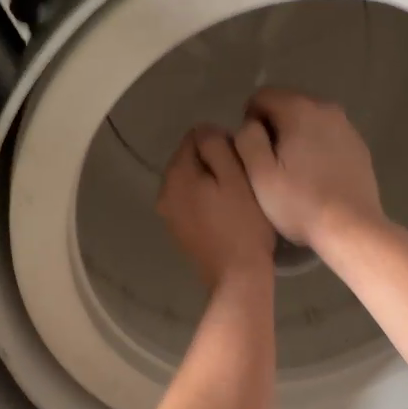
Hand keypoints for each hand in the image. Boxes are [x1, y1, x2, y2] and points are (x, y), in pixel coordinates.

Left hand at [157, 126, 275, 287]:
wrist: (237, 276)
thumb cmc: (243, 223)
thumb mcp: (236, 175)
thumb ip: (216, 145)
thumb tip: (205, 132)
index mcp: (176, 173)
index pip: (195, 135)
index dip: (222, 142)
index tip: (241, 162)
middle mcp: (164, 191)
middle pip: (190, 159)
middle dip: (214, 163)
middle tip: (241, 181)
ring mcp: (168, 213)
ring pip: (192, 181)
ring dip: (211, 183)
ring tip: (235, 198)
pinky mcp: (178, 230)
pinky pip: (191, 202)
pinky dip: (206, 201)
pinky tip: (225, 215)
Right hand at [232, 88, 384, 247]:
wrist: (350, 227)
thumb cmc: (299, 203)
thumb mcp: (260, 174)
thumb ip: (248, 139)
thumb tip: (251, 125)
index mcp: (299, 109)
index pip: (263, 96)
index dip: (249, 120)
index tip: (251, 151)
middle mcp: (326, 108)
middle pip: (288, 105)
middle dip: (274, 128)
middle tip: (270, 165)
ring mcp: (347, 127)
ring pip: (310, 122)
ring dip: (297, 138)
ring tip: (293, 172)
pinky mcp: (358, 147)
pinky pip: (329, 138)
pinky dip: (317, 149)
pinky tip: (316, 178)